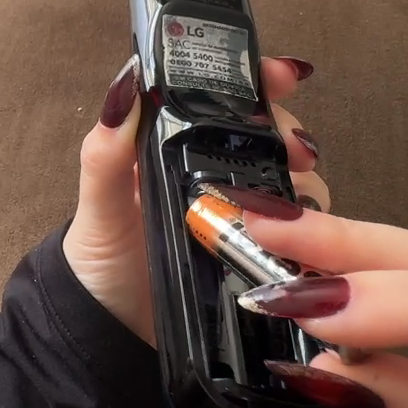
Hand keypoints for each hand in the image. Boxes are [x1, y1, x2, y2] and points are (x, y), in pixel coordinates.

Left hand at [63, 54, 324, 345]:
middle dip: (287, 130)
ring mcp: (235, 213)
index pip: (217, 97)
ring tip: (299, 195)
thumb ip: (106, 150)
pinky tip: (309, 234)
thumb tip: (125, 84)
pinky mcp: (255, 254)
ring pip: (287, 180)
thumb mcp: (99, 201)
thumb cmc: (98, 257)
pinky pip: (295, 231)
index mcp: (170, 145)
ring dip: (303, 179)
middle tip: (297, 149)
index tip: (281, 76)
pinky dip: (309, 226)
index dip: (253, 80)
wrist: (109, 330)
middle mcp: (206, 171)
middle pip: (263, 134)